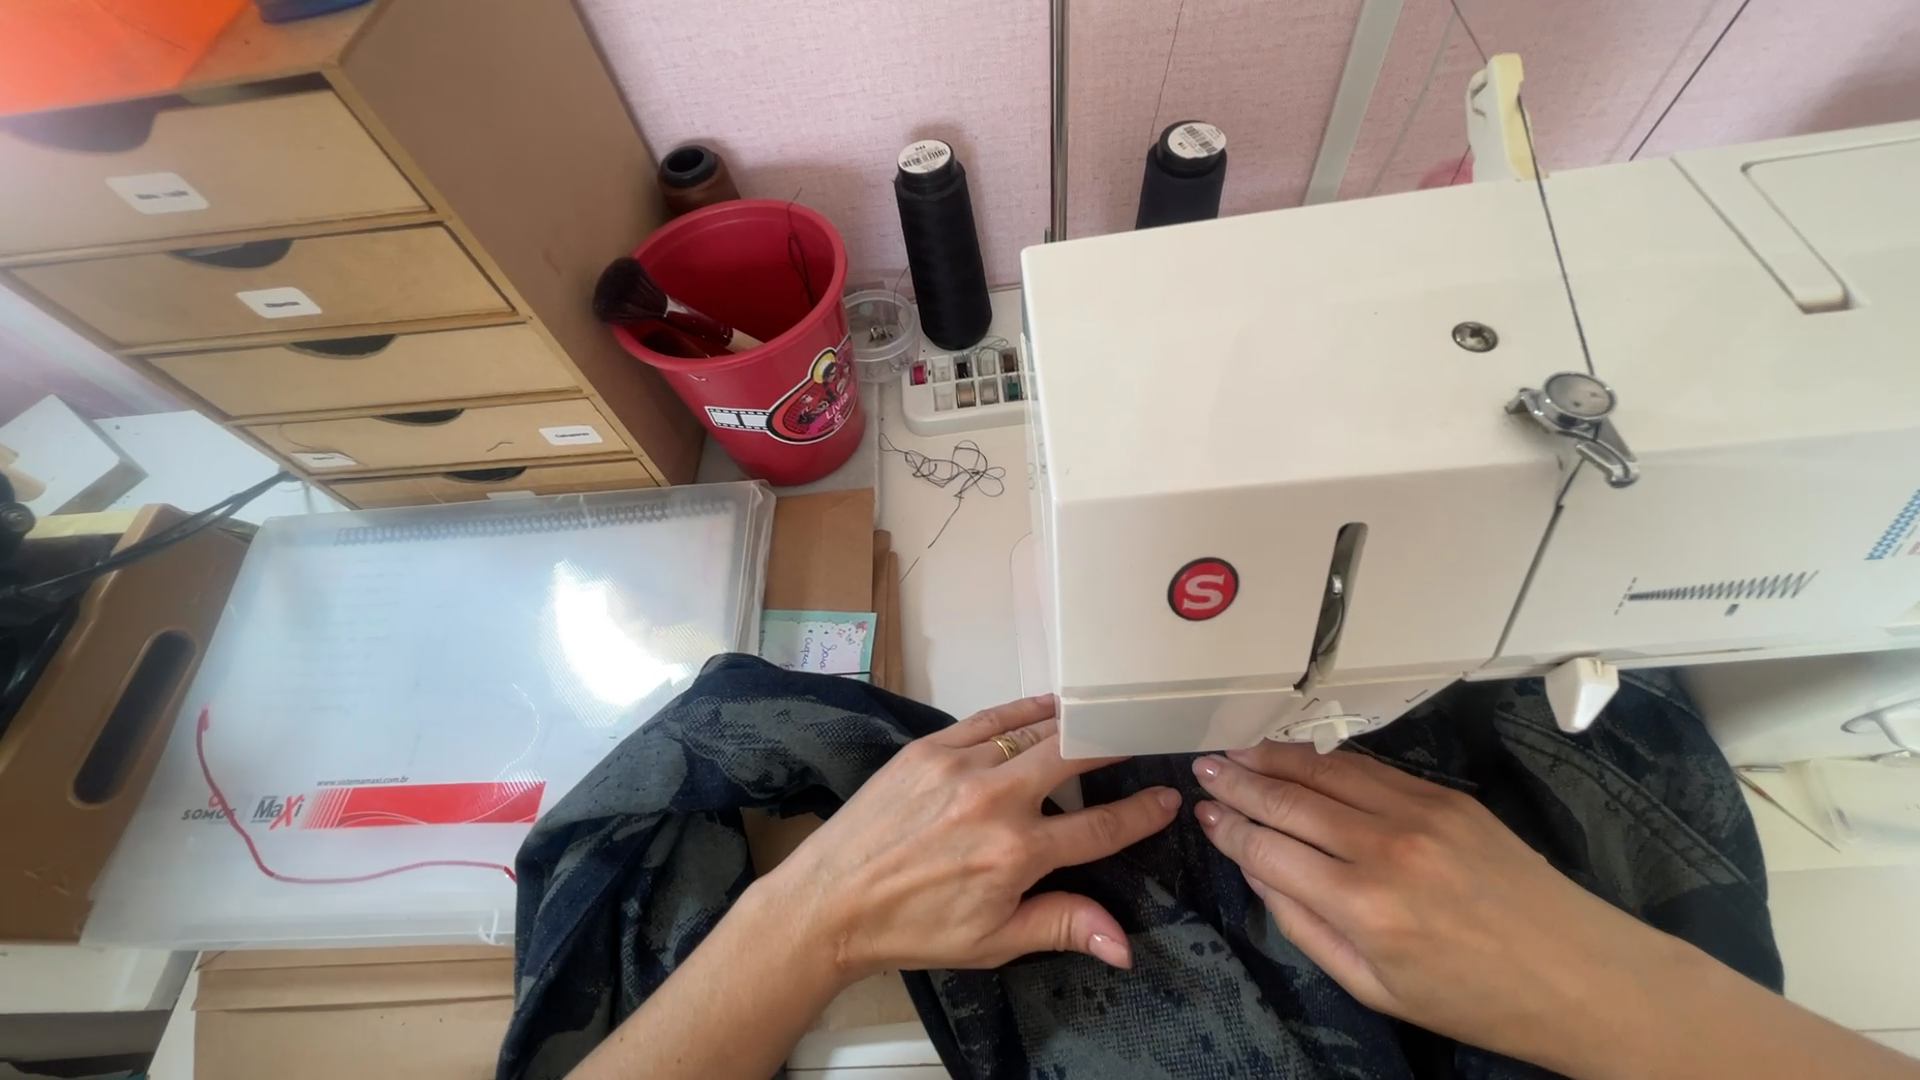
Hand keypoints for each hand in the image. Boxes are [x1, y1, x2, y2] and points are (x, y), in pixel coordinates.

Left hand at [760, 695, 1180, 980]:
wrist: (832, 899)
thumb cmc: (914, 927)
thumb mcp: (992, 942)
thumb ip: (1061, 926)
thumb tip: (1125, 945)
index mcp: (1017, 853)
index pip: (1099, 828)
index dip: (1140, 813)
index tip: (1166, 798)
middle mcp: (996, 799)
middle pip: (1073, 759)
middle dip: (1112, 747)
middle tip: (1136, 736)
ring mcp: (962, 765)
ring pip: (1035, 731)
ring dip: (1073, 724)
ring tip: (1100, 716)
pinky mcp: (931, 746)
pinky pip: (991, 716)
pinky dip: (1026, 709)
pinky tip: (1048, 705)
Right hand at [1191, 741, 1687, 1072]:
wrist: (1589, 979)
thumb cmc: (1474, 999)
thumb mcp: (1374, 988)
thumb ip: (1303, 926)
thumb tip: (1256, 869)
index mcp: (1362, 907)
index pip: (1268, 850)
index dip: (1228, 827)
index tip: (1202, 812)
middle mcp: (1382, 848)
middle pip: (1285, 800)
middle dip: (1236, 782)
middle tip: (1202, 767)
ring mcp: (1415, 812)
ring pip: (1320, 770)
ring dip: (1269, 757)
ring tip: (1234, 750)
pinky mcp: (1442, 795)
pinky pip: (1363, 766)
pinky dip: (1318, 757)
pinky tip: (1293, 752)